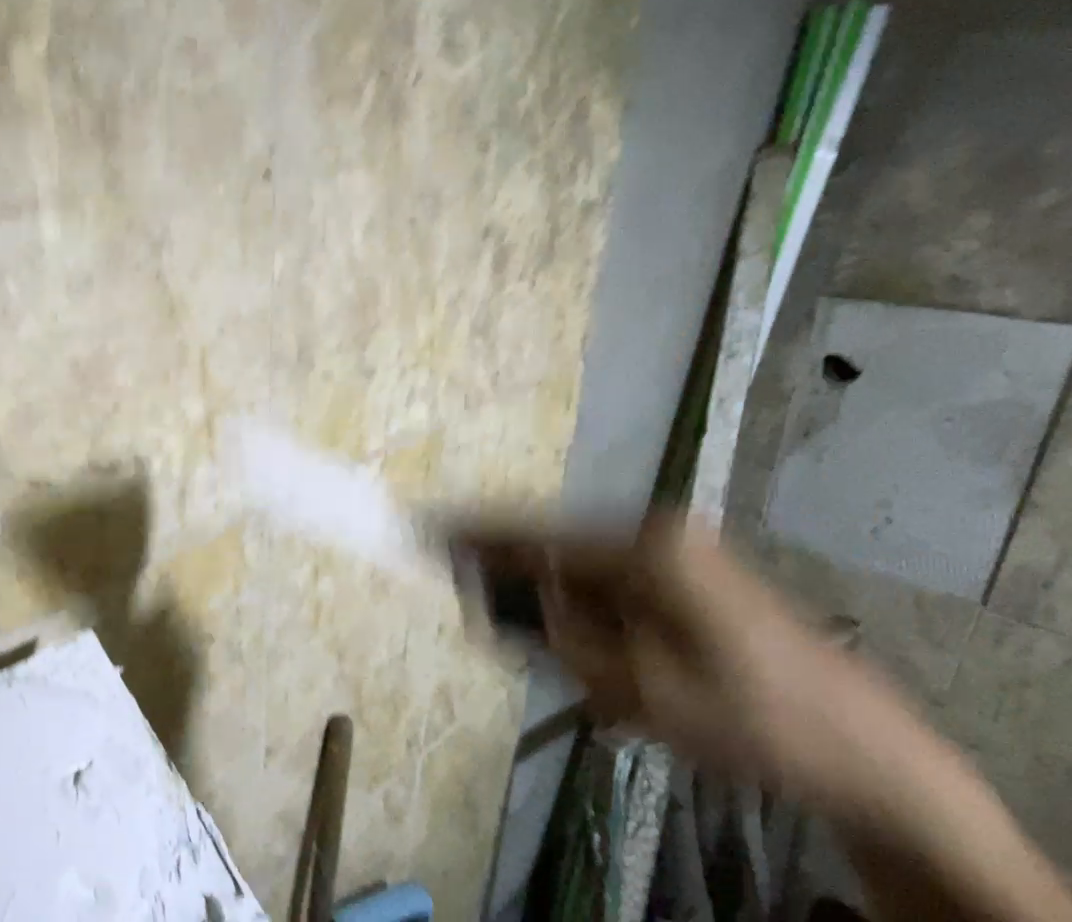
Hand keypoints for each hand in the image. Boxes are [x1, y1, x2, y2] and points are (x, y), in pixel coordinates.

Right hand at [453, 514, 873, 794]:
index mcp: (648, 547)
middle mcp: (661, 536)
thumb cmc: (751, 720)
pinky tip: (602, 668)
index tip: (421, 533)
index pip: (536, 533)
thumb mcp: (638, 687)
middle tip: (489, 626)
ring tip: (568, 669)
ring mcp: (682, 556)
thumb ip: (557, 635)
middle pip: (559, 552)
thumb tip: (492, 598)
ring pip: (585, 577)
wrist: (868, 757)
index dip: (474, 536)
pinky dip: (593, 624)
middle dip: (520, 588)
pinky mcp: (694, 581)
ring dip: (561, 617)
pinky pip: (616, 592)